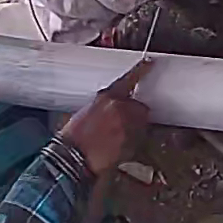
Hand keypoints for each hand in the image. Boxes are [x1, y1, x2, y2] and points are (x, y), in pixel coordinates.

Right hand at [59, 59, 154, 174]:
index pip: (129, 79)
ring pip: (141, 124)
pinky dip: (132, 142)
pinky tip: (117, 148)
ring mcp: (128, 126)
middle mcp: (120, 108)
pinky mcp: (132, 142)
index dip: (141, 70)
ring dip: (133, 129)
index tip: (150, 63)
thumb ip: (102, 106)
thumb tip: (109, 108)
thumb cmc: (73, 139)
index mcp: (106, 97)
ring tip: (114, 139)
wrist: (73, 159)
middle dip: (132, 115)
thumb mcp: (84, 113)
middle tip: (118, 126)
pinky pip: (138, 139)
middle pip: (139, 107)